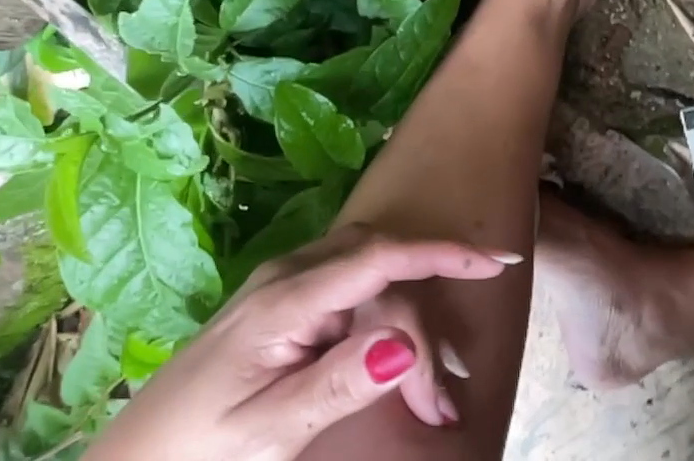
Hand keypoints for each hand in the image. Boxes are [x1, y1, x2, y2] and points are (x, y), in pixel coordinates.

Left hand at [83, 225, 516, 460]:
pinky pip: (358, 290)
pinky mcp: (290, 300)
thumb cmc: (195, 452)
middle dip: (426, 327)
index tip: (498, 261)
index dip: (444, 253)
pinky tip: (398, 356)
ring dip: (411, 325)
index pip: (382, 255)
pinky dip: (389, 318)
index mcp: (285, 299)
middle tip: (442, 402)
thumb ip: (336, 383)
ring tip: (429, 395)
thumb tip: (403, 342)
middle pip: (386, 271)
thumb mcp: (267, 432)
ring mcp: (290, 283)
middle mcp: (292, 274)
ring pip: (377, 278)